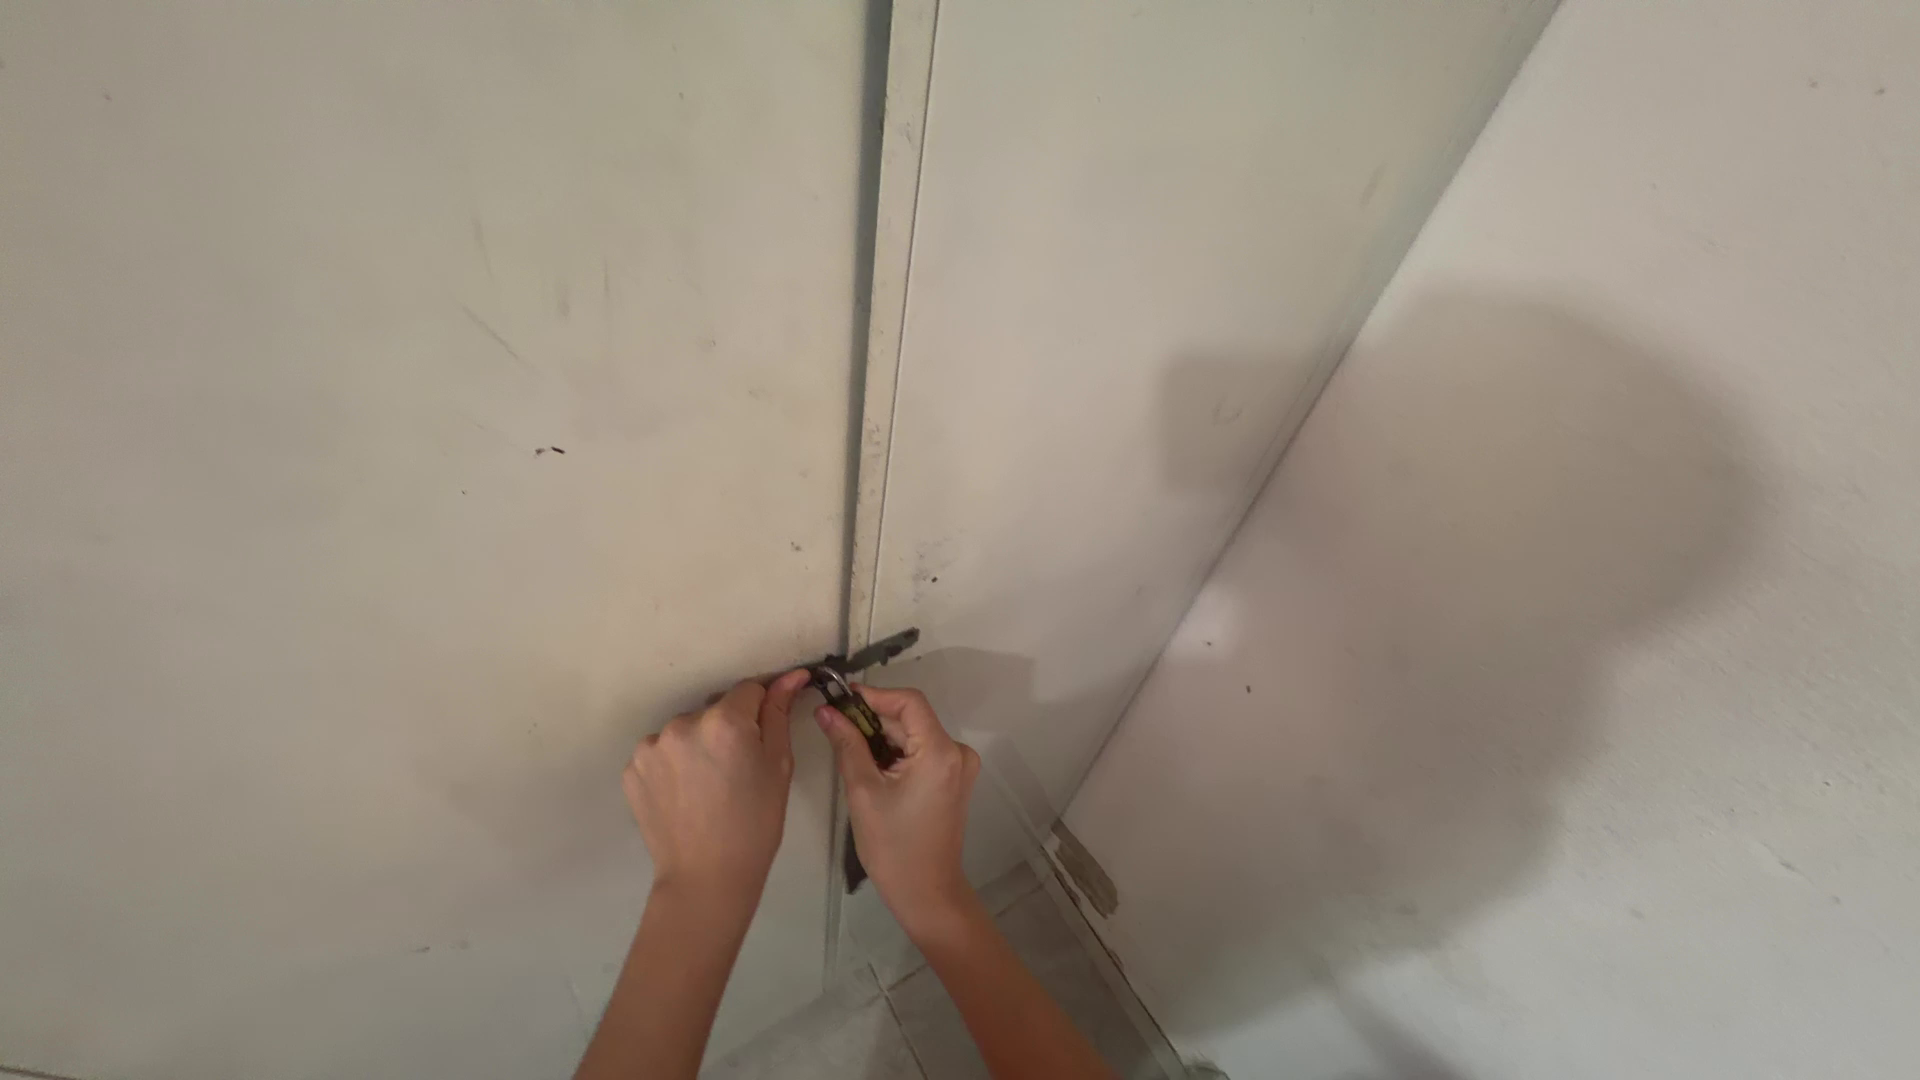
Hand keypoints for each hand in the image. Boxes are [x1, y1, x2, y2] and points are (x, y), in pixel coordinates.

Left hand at [623, 669, 809, 904]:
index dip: (762, 707)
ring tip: (709, 783)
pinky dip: (675, 764)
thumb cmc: (755, 821)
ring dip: (698, 744)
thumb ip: (779, 713)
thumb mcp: (778, 764)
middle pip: (715, 710)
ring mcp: (651, 747)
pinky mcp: (632, 769)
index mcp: (724, 720)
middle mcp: (682, 723)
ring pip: (686, 730)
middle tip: (738, 767)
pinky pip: (662, 752)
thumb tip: (791, 676)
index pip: (749, 689)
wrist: (706, 877)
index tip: (765, 732)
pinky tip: (686, 792)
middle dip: (728, 728)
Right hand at [816, 684, 981, 938]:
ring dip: (883, 736)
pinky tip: (872, 764)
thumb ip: (847, 744)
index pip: (909, 702)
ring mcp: (959, 765)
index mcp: (940, 752)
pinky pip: (922, 750)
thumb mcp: (863, 791)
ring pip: (915, 733)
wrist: (926, 892)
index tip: (842, 698)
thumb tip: (827, 710)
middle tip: (836, 724)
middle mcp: (957, 751)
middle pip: (912, 717)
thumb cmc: (893, 846)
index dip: (874, 695)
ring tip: (849, 747)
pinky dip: (897, 751)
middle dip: (873, 718)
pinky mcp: (954, 777)